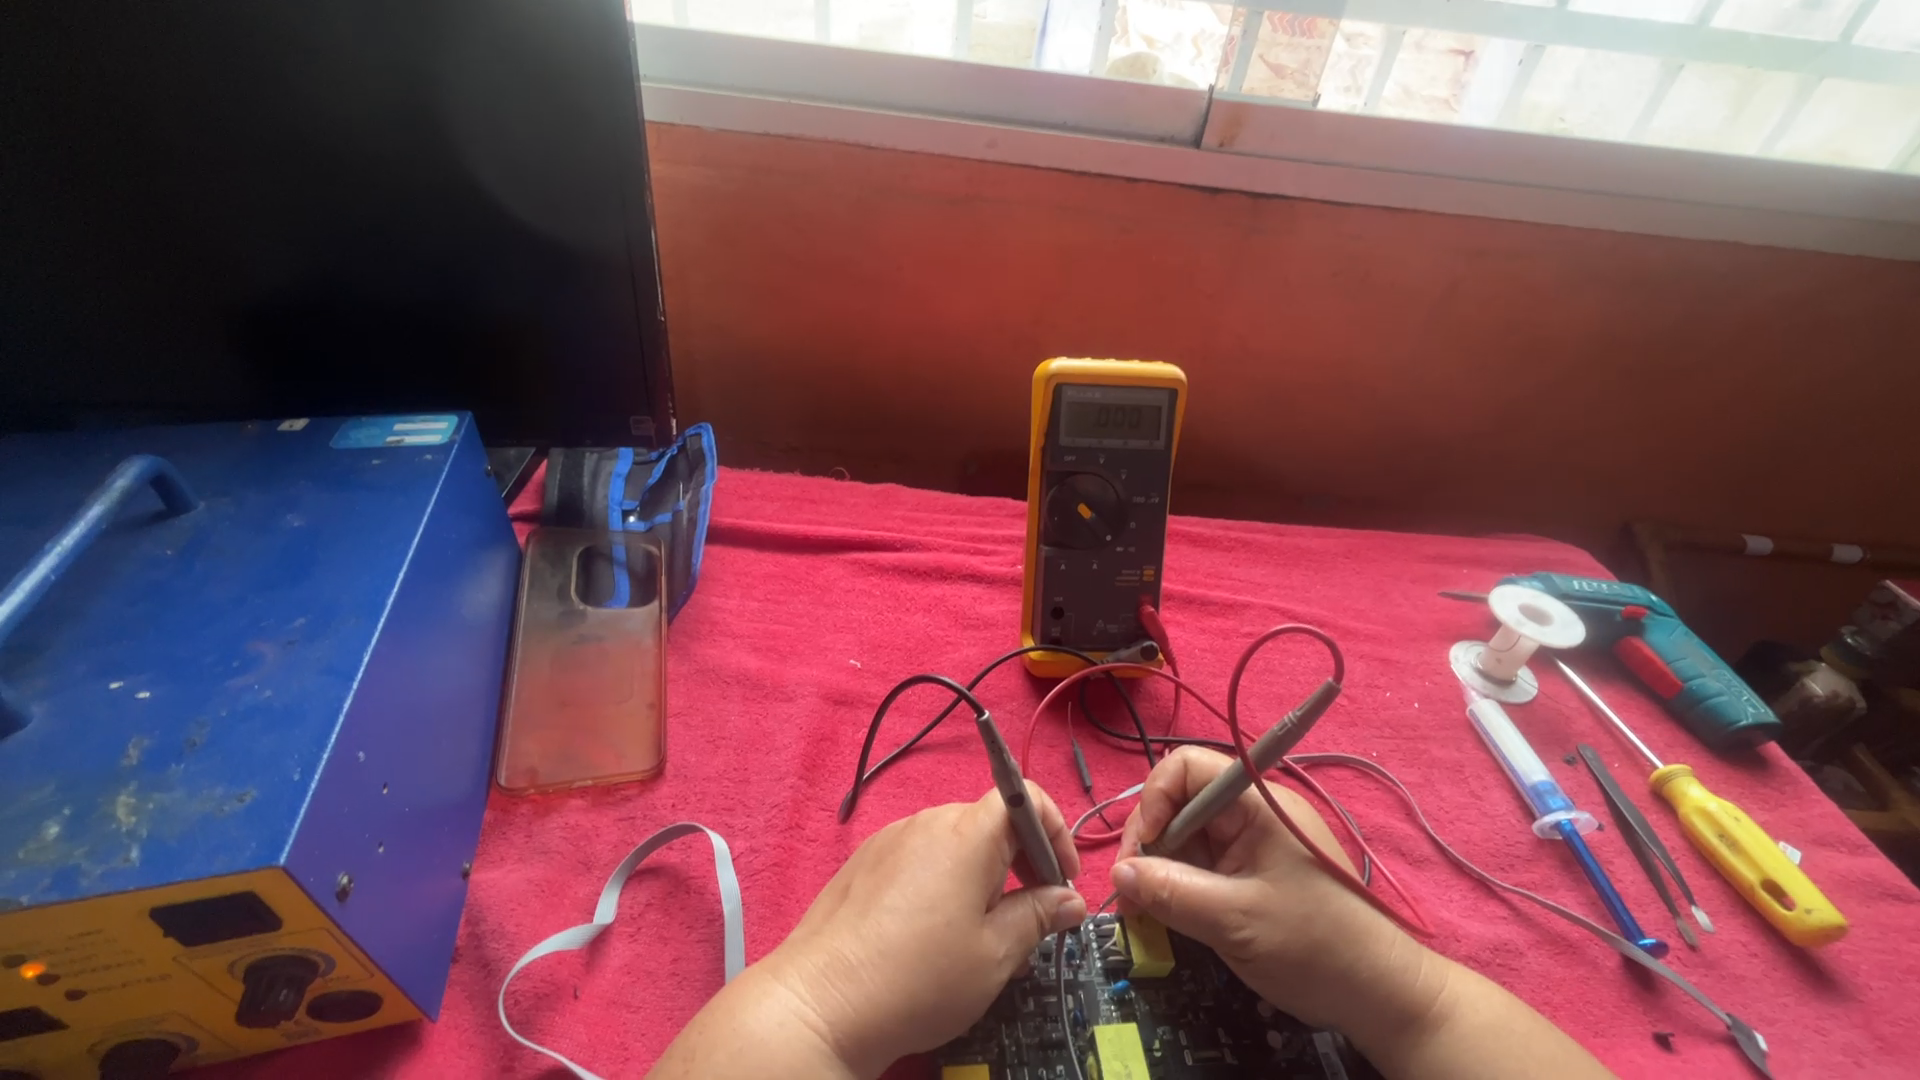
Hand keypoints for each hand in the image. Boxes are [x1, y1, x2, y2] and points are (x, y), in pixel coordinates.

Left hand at [760, 784, 1088, 1077]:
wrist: (820, 1003)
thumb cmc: (919, 978)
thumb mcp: (995, 956)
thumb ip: (1038, 917)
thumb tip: (1069, 900)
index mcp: (967, 833)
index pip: (1024, 797)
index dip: (1054, 832)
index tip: (1062, 881)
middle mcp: (928, 821)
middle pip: (990, 822)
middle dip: (1020, 862)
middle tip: (1029, 918)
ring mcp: (892, 837)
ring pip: (954, 842)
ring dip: (981, 875)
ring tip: (979, 934)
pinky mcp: (866, 859)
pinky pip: (920, 856)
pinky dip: (943, 880)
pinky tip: (932, 931)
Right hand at [1112, 747, 1437, 1032]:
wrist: (1384, 998)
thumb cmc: (1316, 948)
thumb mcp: (1235, 921)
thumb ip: (1171, 892)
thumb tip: (1117, 874)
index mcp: (1256, 803)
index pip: (1188, 767)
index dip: (1155, 798)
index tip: (1140, 849)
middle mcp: (1251, 812)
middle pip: (1179, 803)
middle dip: (1149, 843)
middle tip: (1129, 894)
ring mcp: (1252, 842)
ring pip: (1186, 837)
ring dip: (1159, 869)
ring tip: (1141, 912)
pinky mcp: (1252, 870)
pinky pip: (1201, 863)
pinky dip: (1178, 885)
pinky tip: (1164, 914)